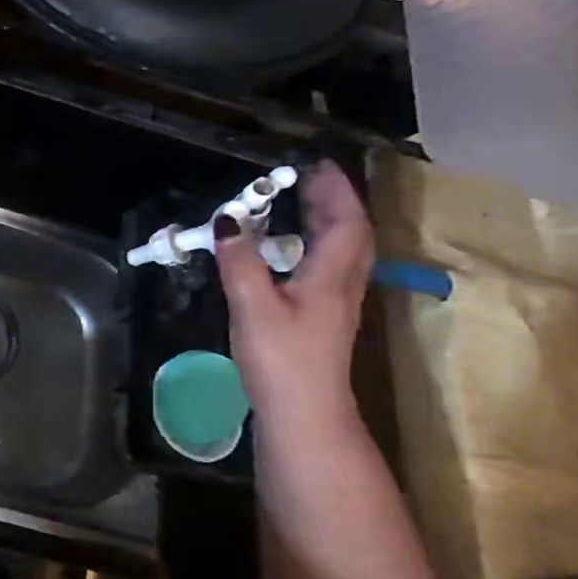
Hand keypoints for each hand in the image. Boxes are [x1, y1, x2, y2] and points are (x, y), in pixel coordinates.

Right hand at [214, 160, 373, 418]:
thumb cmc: (282, 360)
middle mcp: (342, 284)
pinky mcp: (323, 321)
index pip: (345, 219)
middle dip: (331, 201)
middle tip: (303, 180)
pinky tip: (287, 256)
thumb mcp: (254, 308)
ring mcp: (336, 304)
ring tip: (296, 208)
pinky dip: (312, 249)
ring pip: (341, 252)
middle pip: (349, 232)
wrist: (304, 415)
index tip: (312, 163)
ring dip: (325, 224)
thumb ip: (240, 262)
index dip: (333, 188)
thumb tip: (227, 221)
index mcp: (332, 275)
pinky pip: (326, 269)